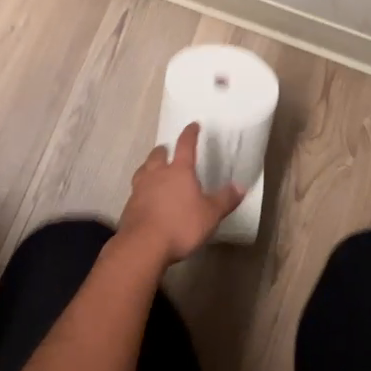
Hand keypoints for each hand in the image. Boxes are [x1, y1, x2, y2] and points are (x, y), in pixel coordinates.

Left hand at [118, 123, 244, 264]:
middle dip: (164, 150)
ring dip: (150, 166)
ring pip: (144, 169)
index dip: (190, 134)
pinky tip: (146, 197)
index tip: (193, 125)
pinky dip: (142, 188)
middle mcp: (157, 174)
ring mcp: (140, 188)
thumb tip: (241, 186)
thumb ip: (225, 200)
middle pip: (158, 154)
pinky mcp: (129, 205)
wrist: (143, 245)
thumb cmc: (181, 225)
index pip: (185, 145)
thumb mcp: (210, 215)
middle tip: (168, 151)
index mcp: (179, 171)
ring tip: (154, 170)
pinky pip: (136, 189)